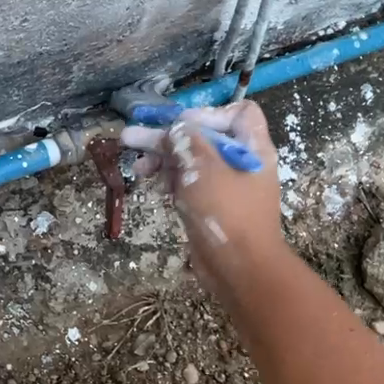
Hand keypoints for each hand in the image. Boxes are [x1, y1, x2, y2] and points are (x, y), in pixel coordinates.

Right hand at [118, 100, 283, 259]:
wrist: (241, 270)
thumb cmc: (226, 213)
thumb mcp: (203, 169)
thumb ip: (188, 141)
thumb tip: (176, 130)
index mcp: (252, 149)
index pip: (239, 113)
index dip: (209, 113)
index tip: (182, 125)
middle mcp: (241, 163)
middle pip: (203, 137)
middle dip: (167, 137)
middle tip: (130, 137)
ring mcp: (226, 186)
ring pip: (191, 162)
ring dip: (162, 160)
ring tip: (136, 167)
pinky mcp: (212, 206)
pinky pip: (189, 184)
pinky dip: (171, 181)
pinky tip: (153, 187)